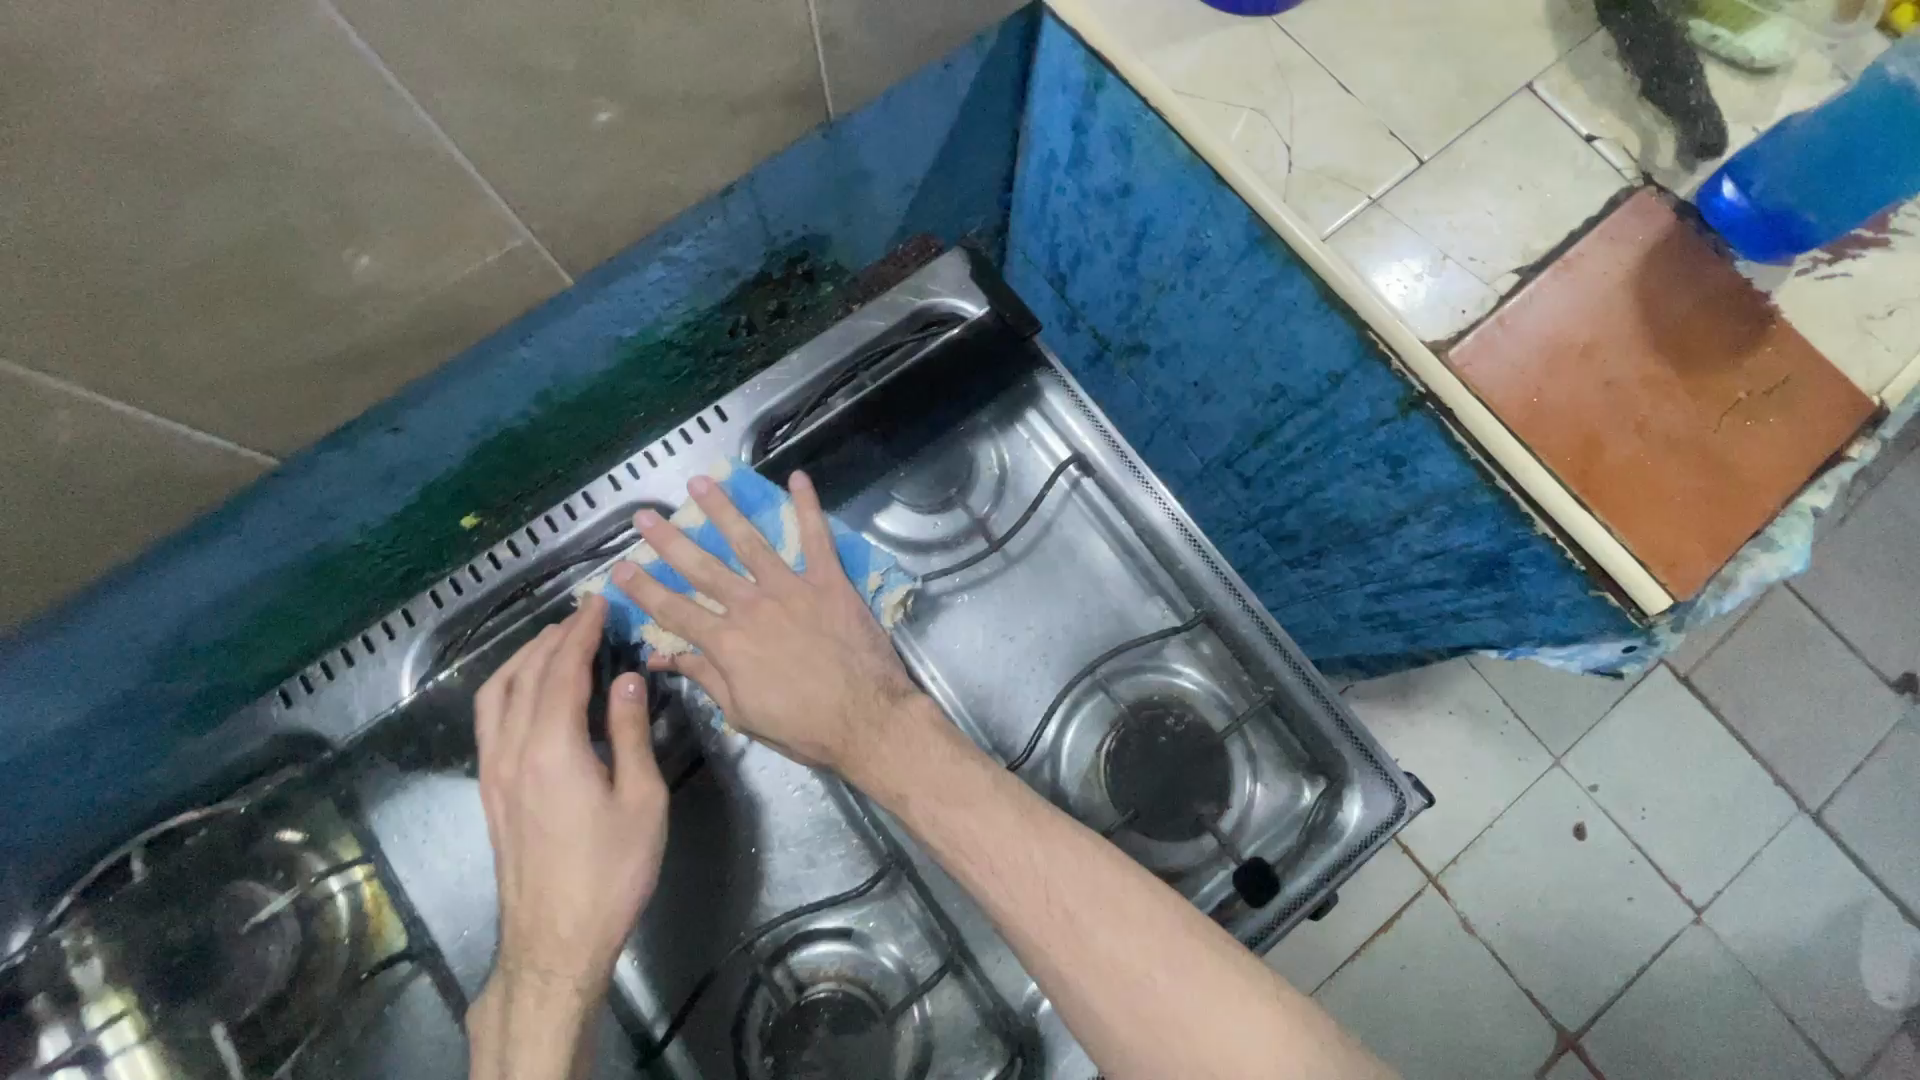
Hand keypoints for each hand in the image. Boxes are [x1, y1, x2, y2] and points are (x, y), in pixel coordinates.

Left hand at [473, 595, 667, 995]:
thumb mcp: (641, 799)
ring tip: (554, 641)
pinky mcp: (491, 793)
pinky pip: (490, 721)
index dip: (581, 632)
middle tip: (584, 615)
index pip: (562, 672)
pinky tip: (530, 692)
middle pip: (523, 677)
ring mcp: (494, 774)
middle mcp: (512, 752)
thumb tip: (627, 678)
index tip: (598, 603)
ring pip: (495, 697)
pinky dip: (508, 689)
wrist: (556, 941)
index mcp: (551, 749)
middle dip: (553, 638)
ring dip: (523, 659)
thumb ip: (629, 733)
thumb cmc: (611, 870)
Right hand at [609, 470, 925, 775]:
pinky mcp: (830, 582)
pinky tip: (798, 479)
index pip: (674, 610)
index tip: (620, 568)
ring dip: (723, 511)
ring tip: (701, 484)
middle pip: (702, 568)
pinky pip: (816, 538)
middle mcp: (752, 607)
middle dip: (669, 541)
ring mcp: (792, 589)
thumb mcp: (742, 713)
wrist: (865, 720)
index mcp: (726, 643)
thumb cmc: (802, 727)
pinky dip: (808, 507)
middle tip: (644, 516)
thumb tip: (662, 659)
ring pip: (749, 542)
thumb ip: (706, 678)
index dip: (644, 589)